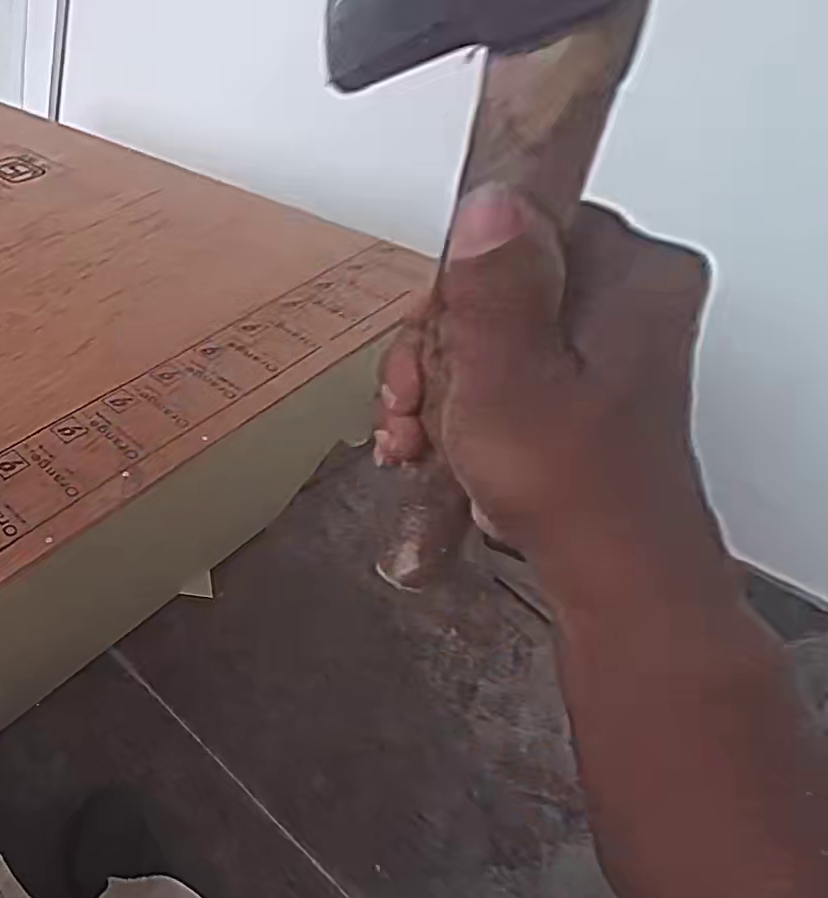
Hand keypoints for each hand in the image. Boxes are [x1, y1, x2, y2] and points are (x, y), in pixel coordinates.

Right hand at [373, 185, 726, 601]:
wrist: (597, 550)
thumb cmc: (559, 471)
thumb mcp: (507, 375)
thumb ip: (496, 290)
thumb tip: (486, 201)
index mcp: (628, 276)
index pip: (518, 232)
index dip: (454, 289)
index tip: (433, 346)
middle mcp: (617, 297)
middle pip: (484, 289)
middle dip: (426, 354)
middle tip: (414, 404)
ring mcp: (589, 340)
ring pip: (469, 333)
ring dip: (421, 387)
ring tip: (414, 435)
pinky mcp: (563, 376)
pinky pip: (477, 366)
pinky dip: (440, 403)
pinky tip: (424, 439)